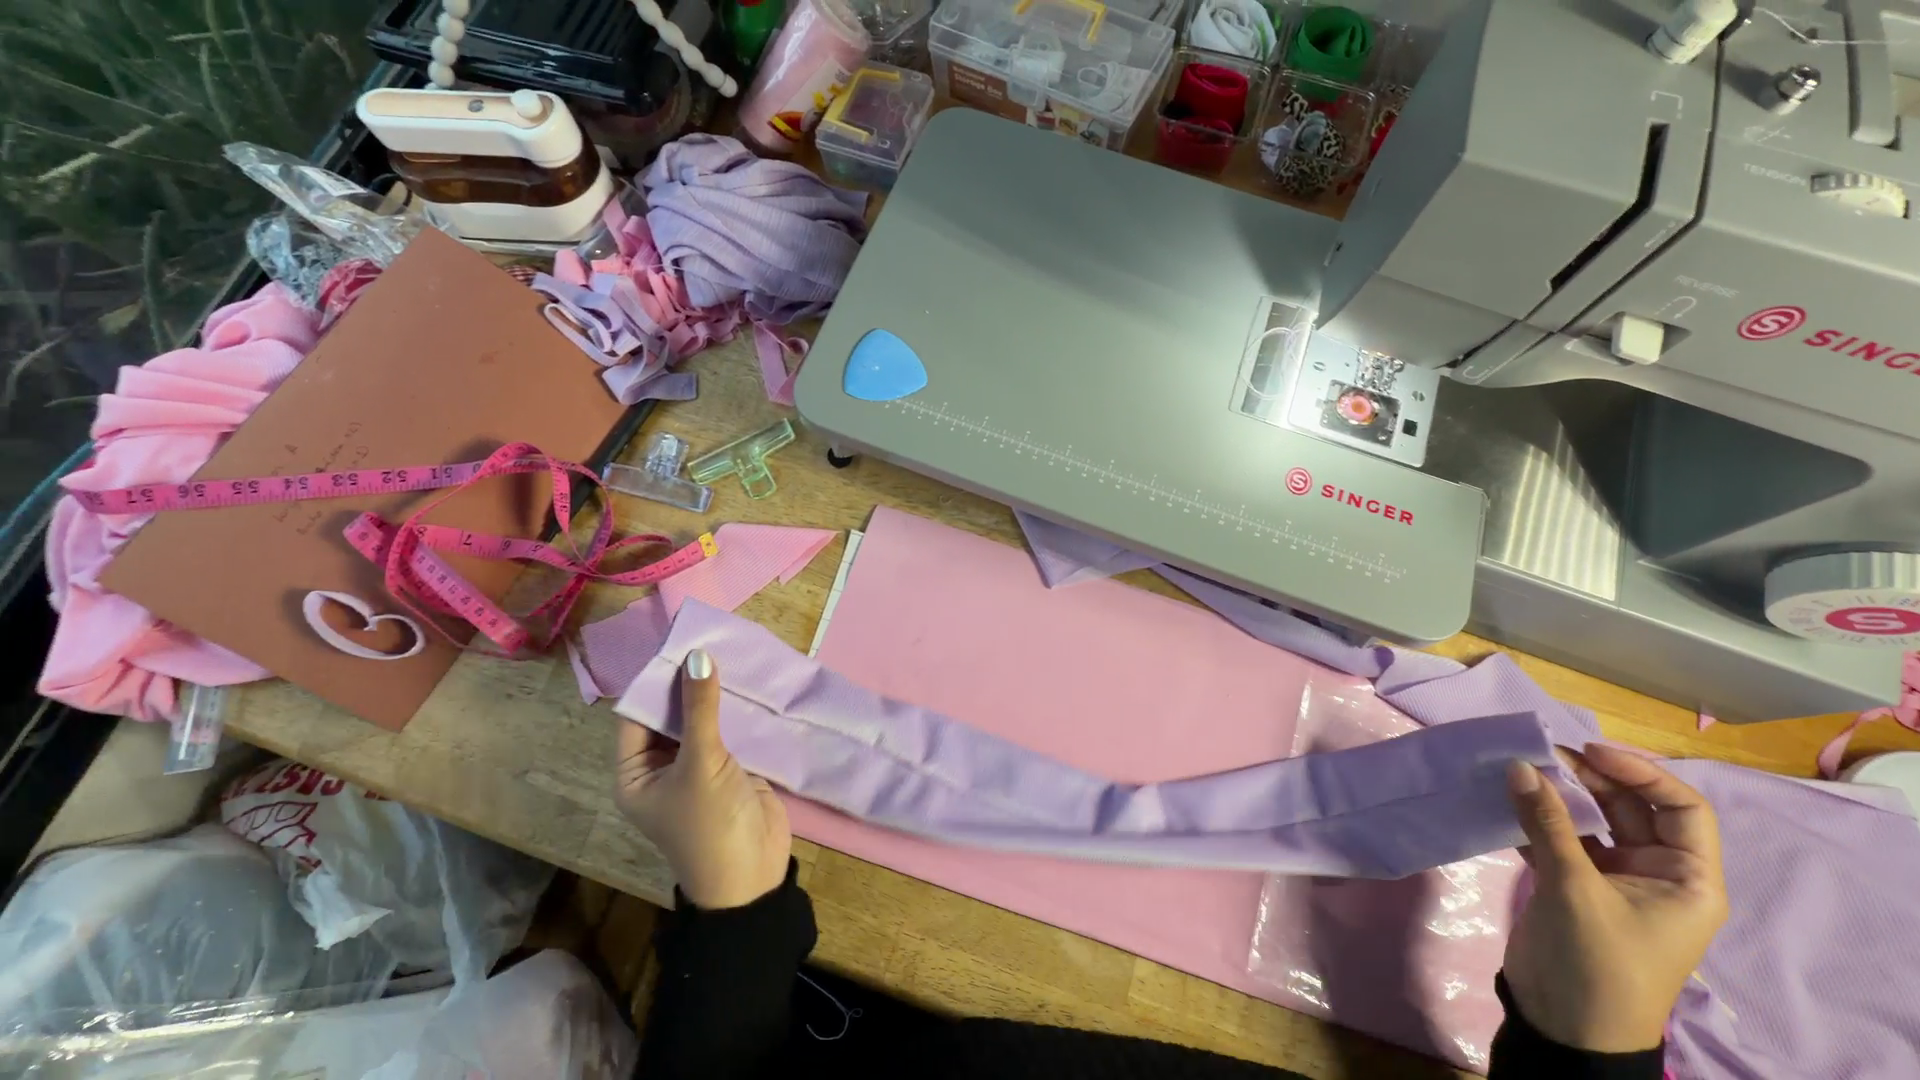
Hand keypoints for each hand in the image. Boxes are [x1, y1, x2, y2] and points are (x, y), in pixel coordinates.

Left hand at [615, 649, 792, 909]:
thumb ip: (701, 709)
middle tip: (707, 639)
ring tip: (730, 650)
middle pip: (670, 715)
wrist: (753, 877)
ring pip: (702, 721)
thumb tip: (697, 655)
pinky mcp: (732, 768)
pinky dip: (738, 709)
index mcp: (636, 774)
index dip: (654, 681)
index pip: (636, 716)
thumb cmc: (709, 825)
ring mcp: (698, 768)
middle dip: (687, 683)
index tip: (676, 643)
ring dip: (714, 693)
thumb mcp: (701, 764)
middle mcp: (662, 768)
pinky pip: (730, 731)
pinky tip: (751, 680)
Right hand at [1502, 743, 1728, 1052]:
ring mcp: (1614, 879)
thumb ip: (1547, 824)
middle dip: (1590, 778)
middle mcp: (1657, 872)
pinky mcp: (1575, 886)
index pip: (1680, 808)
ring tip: (1520, 770)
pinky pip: (1561, 839)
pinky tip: (1508, 801)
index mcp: (1686, 878)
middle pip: (1632, 808)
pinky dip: (1537, 818)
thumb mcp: (1574, 889)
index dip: (1641, 773)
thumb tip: (1521, 766)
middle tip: (1541, 754)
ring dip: (1559, 796)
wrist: (1566, 1026)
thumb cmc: (1596, 961)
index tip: (1588, 751)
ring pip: (1592, 821)